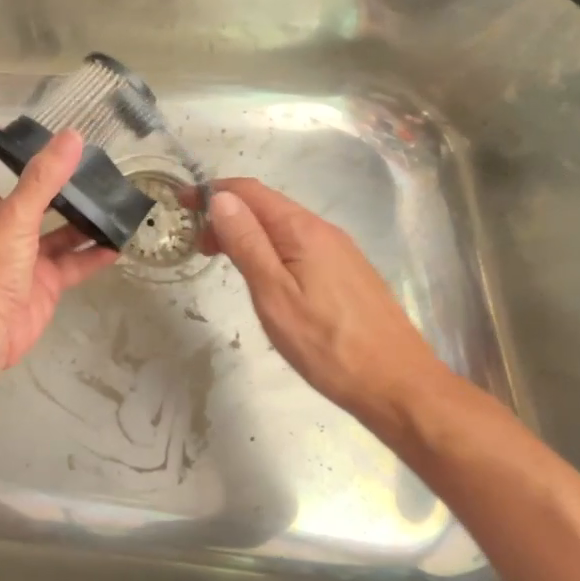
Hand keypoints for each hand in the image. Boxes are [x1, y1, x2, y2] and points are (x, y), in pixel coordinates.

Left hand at [0, 131, 119, 370]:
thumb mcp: (16, 215)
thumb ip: (44, 178)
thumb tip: (71, 136)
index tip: (11, 127)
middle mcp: (5, 227)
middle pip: (31, 198)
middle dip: (54, 182)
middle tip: (87, 161)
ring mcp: (27, 257)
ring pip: (58, 232)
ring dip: (82, 219)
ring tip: (111, 198)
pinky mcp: (46, 283)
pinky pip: (75, 264)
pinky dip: (94, 255)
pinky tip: (117, 243)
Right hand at [199, 177, 452, 421]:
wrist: (401, 389)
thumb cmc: (328, 345)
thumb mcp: (273, 294)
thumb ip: (246, 243)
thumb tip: (221, 199)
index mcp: (303, 231)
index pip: (249, 191)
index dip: (211, 191)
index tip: (179, 204)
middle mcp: (324, 232)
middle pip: (266, 205)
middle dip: (225, 214)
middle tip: (198, 247)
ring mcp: (340, 253)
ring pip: (282, 227)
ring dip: (246, 233)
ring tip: (223, 262)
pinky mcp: (348, 275)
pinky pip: (298, 246)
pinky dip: (269, 248)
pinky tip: (263, 278)